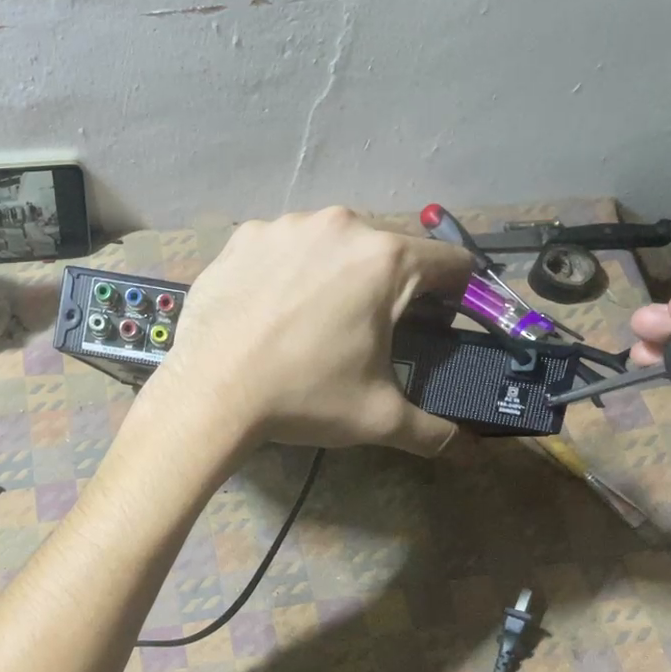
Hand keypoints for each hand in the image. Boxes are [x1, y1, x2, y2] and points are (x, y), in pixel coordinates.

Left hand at [146, 207, 473, 456]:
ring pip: (328, 246)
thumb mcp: (377, 418)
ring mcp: (285, 226)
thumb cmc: (302, 399)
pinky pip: (278, 250)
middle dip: (384, 287)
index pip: (449, 263)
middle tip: (362, 332)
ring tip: (308, 322)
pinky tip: (267, 311)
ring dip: (330, 275)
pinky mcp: (241, 238)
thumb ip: (429, 428)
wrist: (211, 395)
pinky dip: (282, 273)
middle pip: (383, 251)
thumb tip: (459, 446)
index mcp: (386, 259)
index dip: (454, 294)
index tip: (439, 321)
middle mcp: (340, 225)